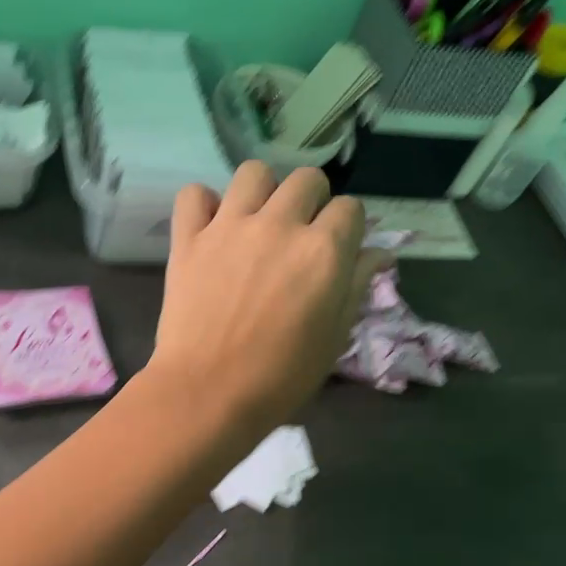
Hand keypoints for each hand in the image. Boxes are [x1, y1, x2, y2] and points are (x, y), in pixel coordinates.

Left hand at [147, 162, 377, 431]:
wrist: (207, 393)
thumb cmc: (280, 377)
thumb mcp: (334, 337)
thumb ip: (356, 286)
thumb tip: (377, 253)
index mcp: (324, 250)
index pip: (350, 208)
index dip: (347, 229)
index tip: (336, 252)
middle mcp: (279, 225)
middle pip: (307, 180)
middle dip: (311, 202)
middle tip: (300, 236)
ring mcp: (229, 227)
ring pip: (253, 172)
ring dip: (262, 192)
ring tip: (257, 223)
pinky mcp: (188, 239)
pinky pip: (193, 194)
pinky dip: (203, 205)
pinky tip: (211, 228)